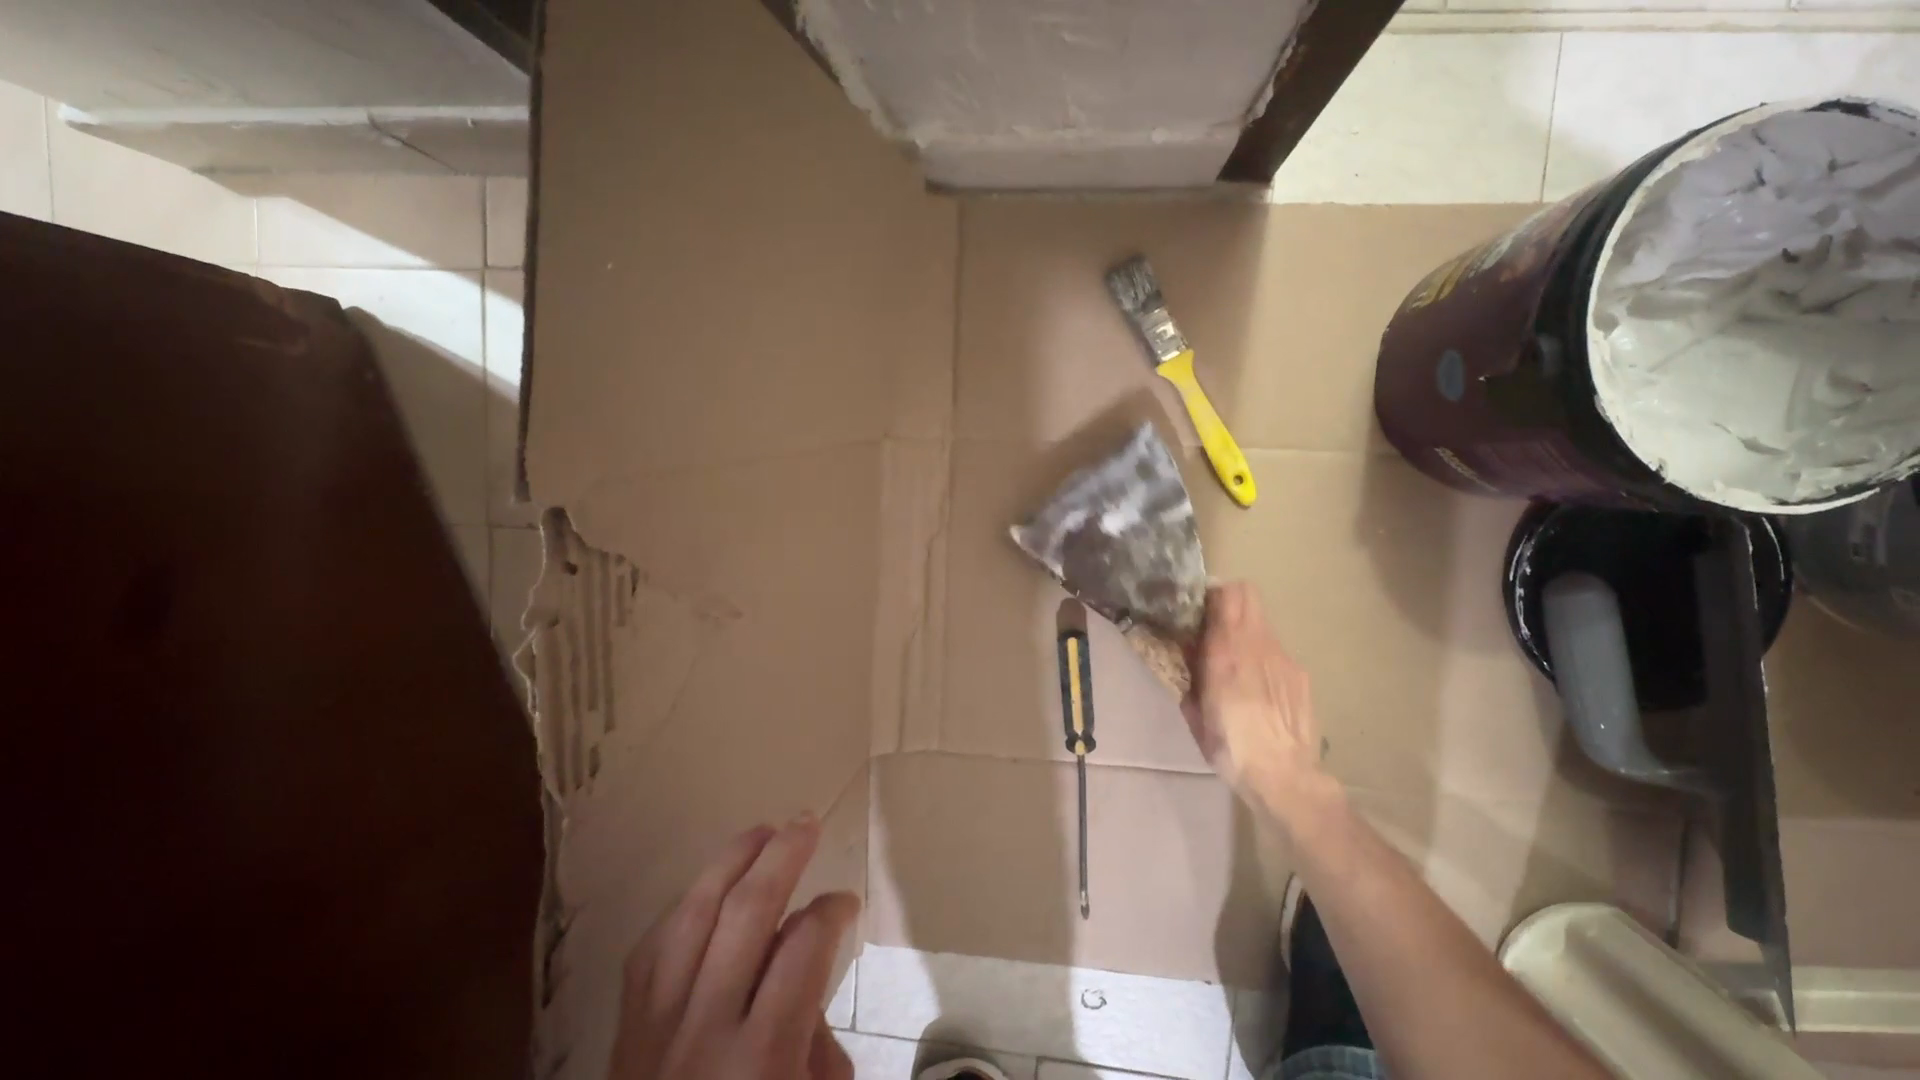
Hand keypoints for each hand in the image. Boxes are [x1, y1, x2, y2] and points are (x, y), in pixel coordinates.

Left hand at [608, 815, 859, 1079]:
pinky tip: (705, 887)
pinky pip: (651, 948)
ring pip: (691, 918)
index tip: (845, 900)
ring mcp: (656, 1026)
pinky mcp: (623, 1031)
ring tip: (760, 831)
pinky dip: (683, 908)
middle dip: (781, 858)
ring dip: (728, 863)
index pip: (802, 953)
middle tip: (807, 823)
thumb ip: (818, 1050)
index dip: (829, 913)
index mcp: (762, 1059)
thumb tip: (807, 990)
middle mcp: (705, 1030)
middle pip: (745, 916)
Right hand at [1182, 583, 1334, 826]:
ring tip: (1236, 661)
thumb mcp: (1195, 714)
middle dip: (1228, 601)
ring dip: (1245, 630)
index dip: (1209, 595)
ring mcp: (1283, 657)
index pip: (1225, 595)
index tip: (1195, 608)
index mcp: (1226, 653)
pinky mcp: (1300, 674)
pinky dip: (1263, 656)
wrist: (1285, 776)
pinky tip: (1259, 688)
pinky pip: (1276, 651)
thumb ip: (1189, 677)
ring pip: (1262, 622)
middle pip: (1247, 594)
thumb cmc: (1230, 749)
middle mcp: (1257, 645)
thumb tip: (1184, 654)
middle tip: (1212, 623)